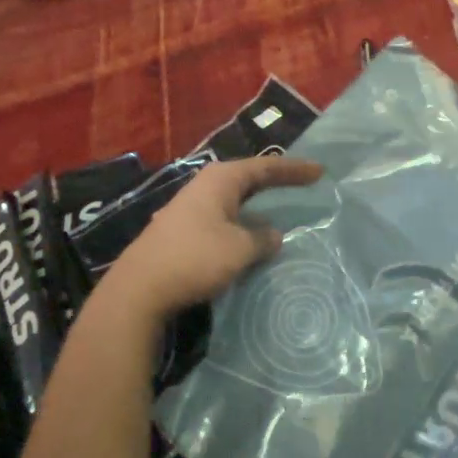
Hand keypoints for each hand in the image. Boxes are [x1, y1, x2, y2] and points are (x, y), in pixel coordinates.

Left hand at [102, 156, 323, 315]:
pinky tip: (246, 238)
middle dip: (274, 182)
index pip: (266, 166)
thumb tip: (273, 233)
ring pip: (233, 200)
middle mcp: (205, 186)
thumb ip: (262, 239)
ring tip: (278, 210)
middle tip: (302, 184)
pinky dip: (240, 222)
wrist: (138, 290)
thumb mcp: (239, 249)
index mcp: (221, 179)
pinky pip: (222, 218)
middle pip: (248, 178)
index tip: (319, 172)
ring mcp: (189, 208)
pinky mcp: (180, 231)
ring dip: (256, 205)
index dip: (294, 170)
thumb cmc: (194, 259)